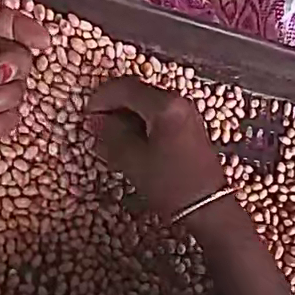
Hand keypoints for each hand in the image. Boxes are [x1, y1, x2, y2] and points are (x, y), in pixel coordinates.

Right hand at [85, 76, 226, 215]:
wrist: (208, 208)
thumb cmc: (171, 185)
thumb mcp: (134, 161)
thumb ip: (112, 135)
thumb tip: (95, 120)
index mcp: (165, 105)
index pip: (125, 87)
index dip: (100, 98)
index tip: (86, 115)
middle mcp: (179, 102)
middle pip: (138, 92)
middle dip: (113, 105)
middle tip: (96, 126)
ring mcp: (187, 114)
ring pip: (148, 104)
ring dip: (127, 115)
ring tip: (111, 137)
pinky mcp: (190, 127)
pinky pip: (160, 115)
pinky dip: (142, 123)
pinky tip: (132, 142)